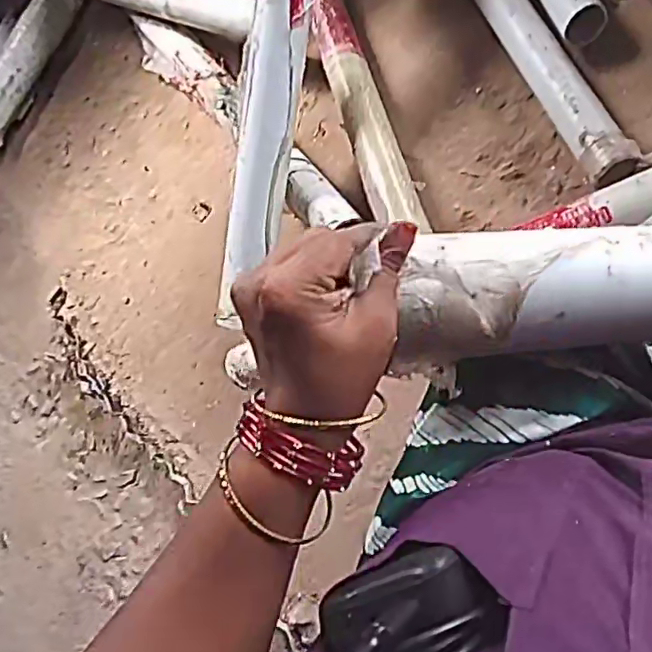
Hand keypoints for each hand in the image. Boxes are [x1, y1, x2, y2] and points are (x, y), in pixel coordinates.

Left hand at [230, 222, 416, 426]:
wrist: (304, 418)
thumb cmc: (336, 384)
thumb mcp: (377, 322)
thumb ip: (386, 269)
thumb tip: (400, 234)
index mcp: (288, 287)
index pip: (340, 238)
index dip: (374, 239)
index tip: (397, 242)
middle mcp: (260, 281)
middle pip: (319, 238)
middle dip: (352, 252)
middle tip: (373, 281)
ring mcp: (250, 287)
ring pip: (305, 246)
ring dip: (333, 261)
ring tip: (350, 295)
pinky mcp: (250, 293)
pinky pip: (290, 262)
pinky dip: (314, 271)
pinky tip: (329, 298)